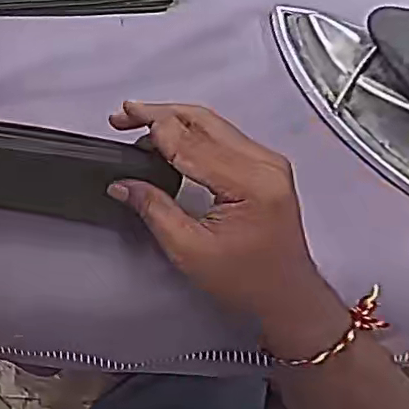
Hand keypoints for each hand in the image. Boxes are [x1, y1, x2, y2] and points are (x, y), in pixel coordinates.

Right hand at [107, 101, 347, 352]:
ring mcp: (268, 163)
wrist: (286, 296)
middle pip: (202, 120)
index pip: (191, 141)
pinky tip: (169, 137)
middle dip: (158, 113)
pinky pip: (223, 136)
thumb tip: (124, 185)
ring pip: (212, 123)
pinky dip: (190, 131)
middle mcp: (265, 164)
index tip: (123, 128)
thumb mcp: (189, 250)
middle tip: (124, 115)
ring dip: (173, 119)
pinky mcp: (264, 167)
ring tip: (138, 122)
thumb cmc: (250, 281)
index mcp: (250, 183)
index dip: (153, 132)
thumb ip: (153, 209)